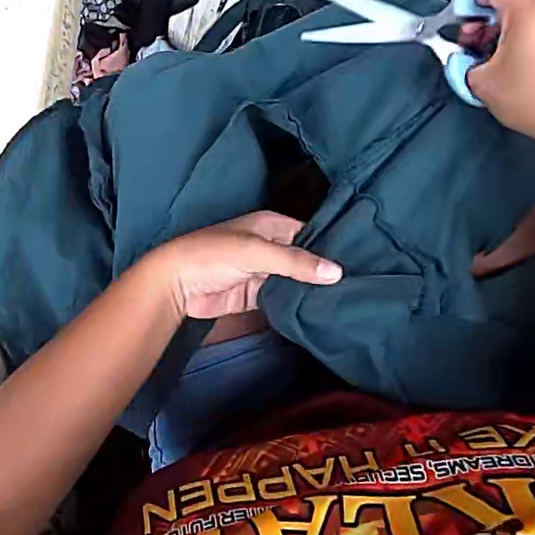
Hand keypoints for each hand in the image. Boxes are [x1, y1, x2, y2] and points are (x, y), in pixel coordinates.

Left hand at [142, 212, 342, 318]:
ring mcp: (265, 272)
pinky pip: (284, 297)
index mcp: (273, 225)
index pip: (311, 233)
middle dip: (325, 271)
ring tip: (347, 298)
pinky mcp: (258, 295)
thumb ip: (296, 262)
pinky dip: (298, 303)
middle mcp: (273, 246)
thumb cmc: (213, 255)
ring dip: (313, 289)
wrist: (176, 285)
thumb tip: (337, 272)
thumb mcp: (257, 252)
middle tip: (358, 284)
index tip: (358, 260)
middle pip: (306, 258)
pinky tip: (320, 310)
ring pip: (298, 280)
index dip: (331, 245)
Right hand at [462, 0, 534, 148]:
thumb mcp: (484, 85)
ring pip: (534, 7)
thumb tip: (463, 55)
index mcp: (531, 4)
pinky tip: (529, 64)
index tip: (467, 23)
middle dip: (491, 16)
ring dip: (513, 27)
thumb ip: (464, 62)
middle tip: (478, 46)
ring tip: (504, 60)